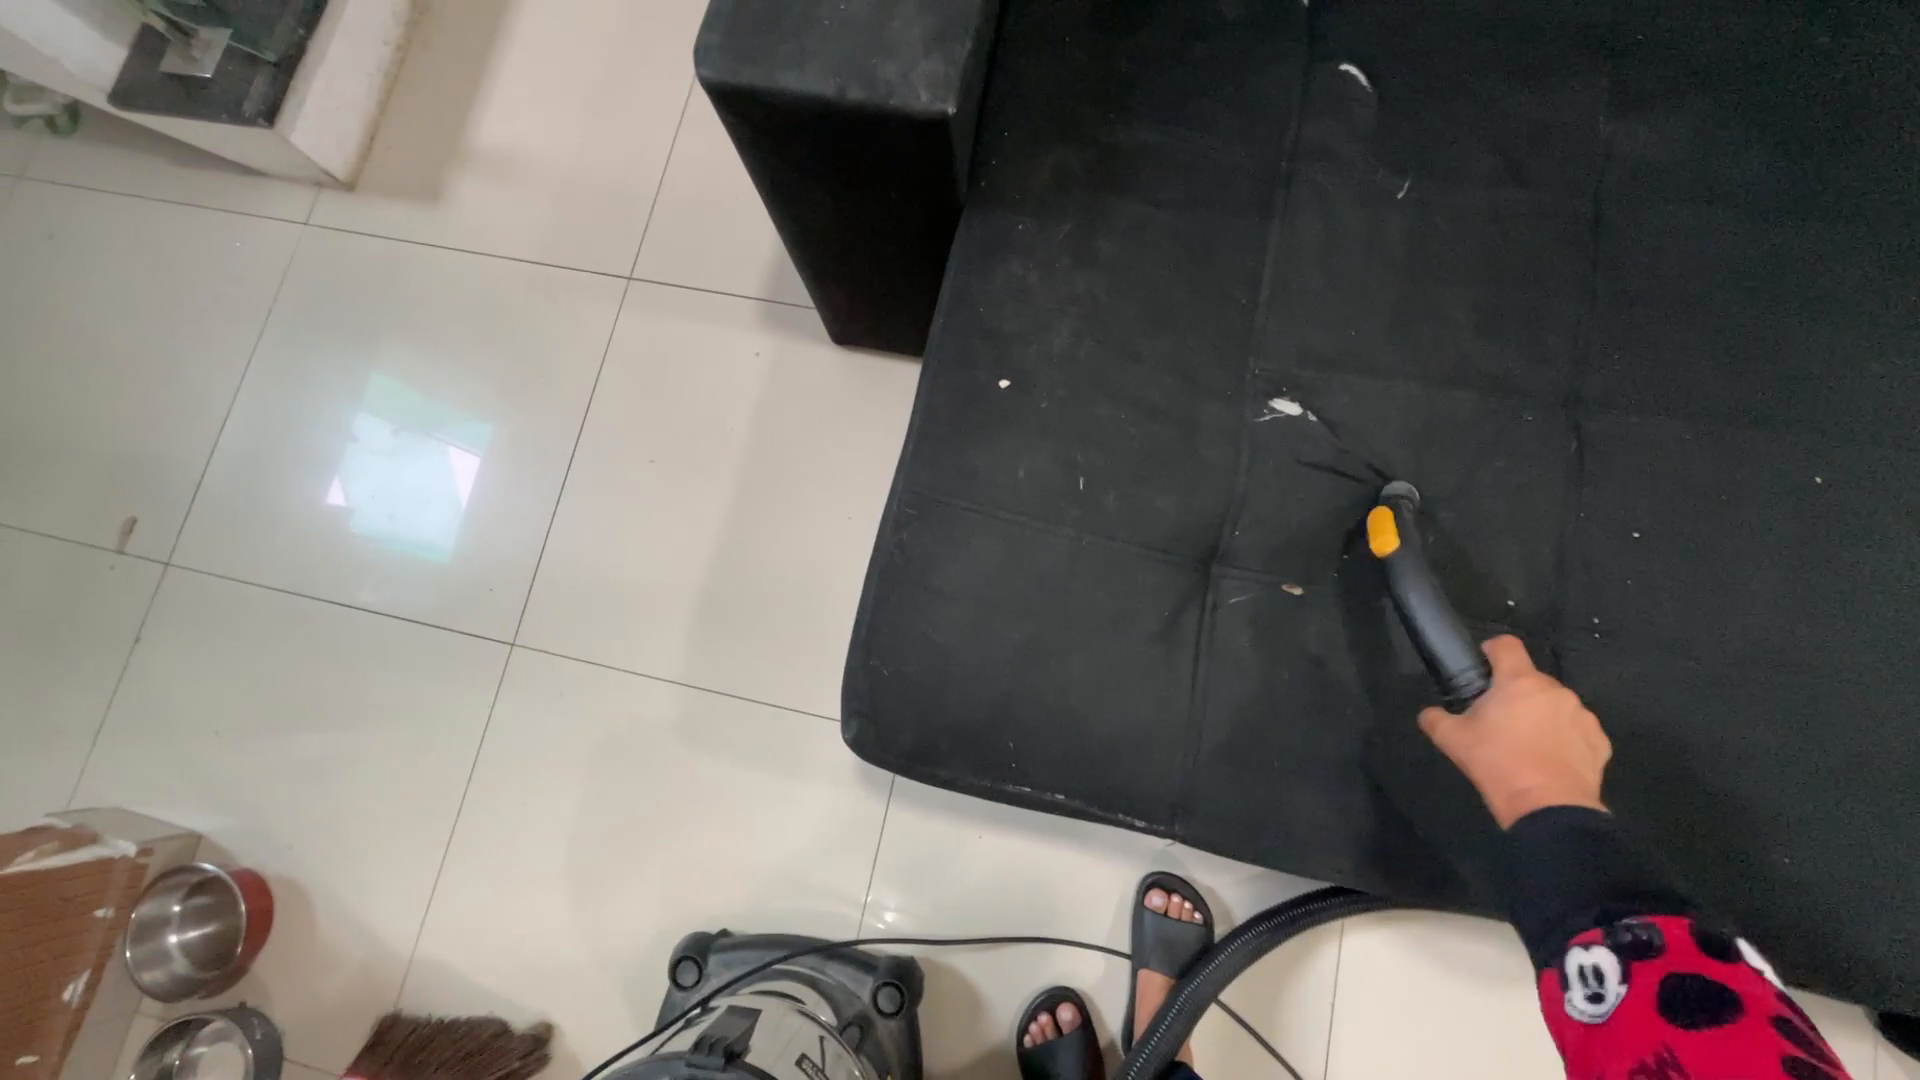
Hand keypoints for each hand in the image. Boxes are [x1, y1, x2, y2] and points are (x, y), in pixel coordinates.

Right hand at [1417, 635, 1610, 828]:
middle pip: (1531, 679)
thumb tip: (1430, 713)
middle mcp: (1554, 690)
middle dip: (1515, 692)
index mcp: (1517, 682)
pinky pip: (1576, 729)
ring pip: (1555, 704)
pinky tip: (1549, 759)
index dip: (1492, 649)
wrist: (1546, 805)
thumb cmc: (1495, 762)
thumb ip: (1434, 718)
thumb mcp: (1450, 739)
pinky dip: (1564, 737)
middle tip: (1498, 718)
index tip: (1484, 663)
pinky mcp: (1599, 740)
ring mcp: (1581, 715)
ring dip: (1540, 714)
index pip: (1506, 645)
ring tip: (1526, 743)